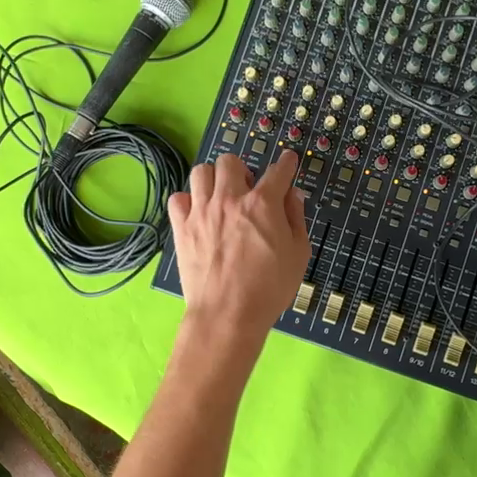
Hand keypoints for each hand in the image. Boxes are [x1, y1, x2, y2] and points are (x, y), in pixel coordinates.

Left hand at [167, 150, 310, 346]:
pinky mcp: (182, 228)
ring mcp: (202, 211)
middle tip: (247, 189)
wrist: (228, 314)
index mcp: (262, 204)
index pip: (278, 171)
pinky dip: (188, 201)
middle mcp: (230, 199)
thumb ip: (296, 218)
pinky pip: (178, 198)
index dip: (287, 164)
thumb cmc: (269, 289)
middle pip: (231, 161)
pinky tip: (198, 214)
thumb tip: (293, 195)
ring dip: (214, 179)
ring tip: (220, 196)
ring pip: (201, 171)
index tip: (288, 162)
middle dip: (242, 170)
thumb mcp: (298, 254)